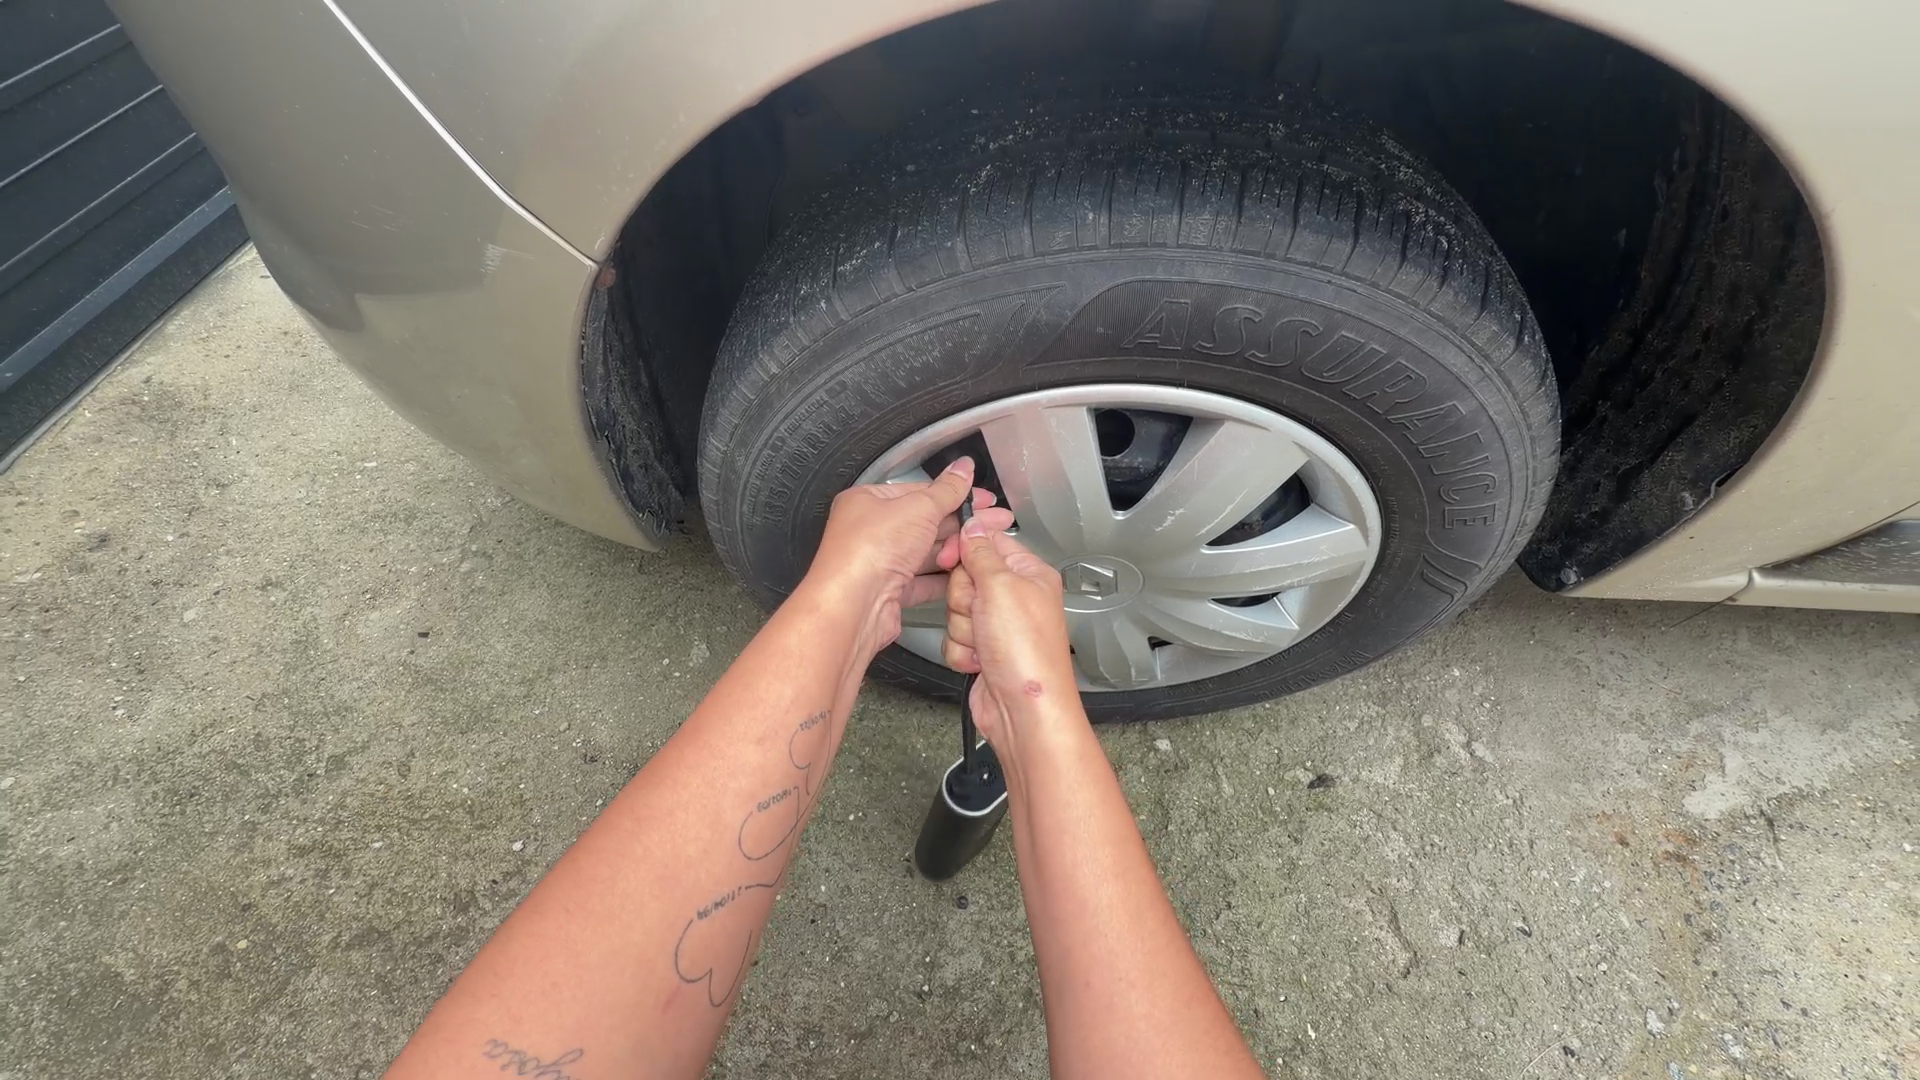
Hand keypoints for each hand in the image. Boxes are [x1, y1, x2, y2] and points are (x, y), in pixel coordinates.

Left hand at [804, 457, 1014, 654]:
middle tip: (996, 522)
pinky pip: (922, 581)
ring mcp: (880, 562)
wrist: (853, 605)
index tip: (983, 498)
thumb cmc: (869, 550)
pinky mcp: (889, 591)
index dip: (954, 493)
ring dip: (955, 550)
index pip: (919, 492)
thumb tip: (963, 469)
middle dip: (962, 523)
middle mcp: (870, 531)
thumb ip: (947, 490)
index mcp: (868, 501)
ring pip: (925, 552)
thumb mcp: (918, 508)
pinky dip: (944, 577)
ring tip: (985, 547)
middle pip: (925, 522)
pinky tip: (966, 571)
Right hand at [943, 518, 1078, 751]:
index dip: (966, 550)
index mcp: (1029, 574)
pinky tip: (981, 661)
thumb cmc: (1027, 652)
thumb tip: (972, 528)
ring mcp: (998, 626)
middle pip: (965, 578)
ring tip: (985, 642)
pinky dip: (961, 652)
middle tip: (982, 613)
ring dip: (963, 629)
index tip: (952, 559)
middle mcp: (1015, 598)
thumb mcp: (1001, 586)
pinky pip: (953, 639)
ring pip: (955, 611)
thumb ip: (982, 553)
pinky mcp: (982, 651)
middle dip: (964, 599)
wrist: (1022, 710)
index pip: (989, 543)